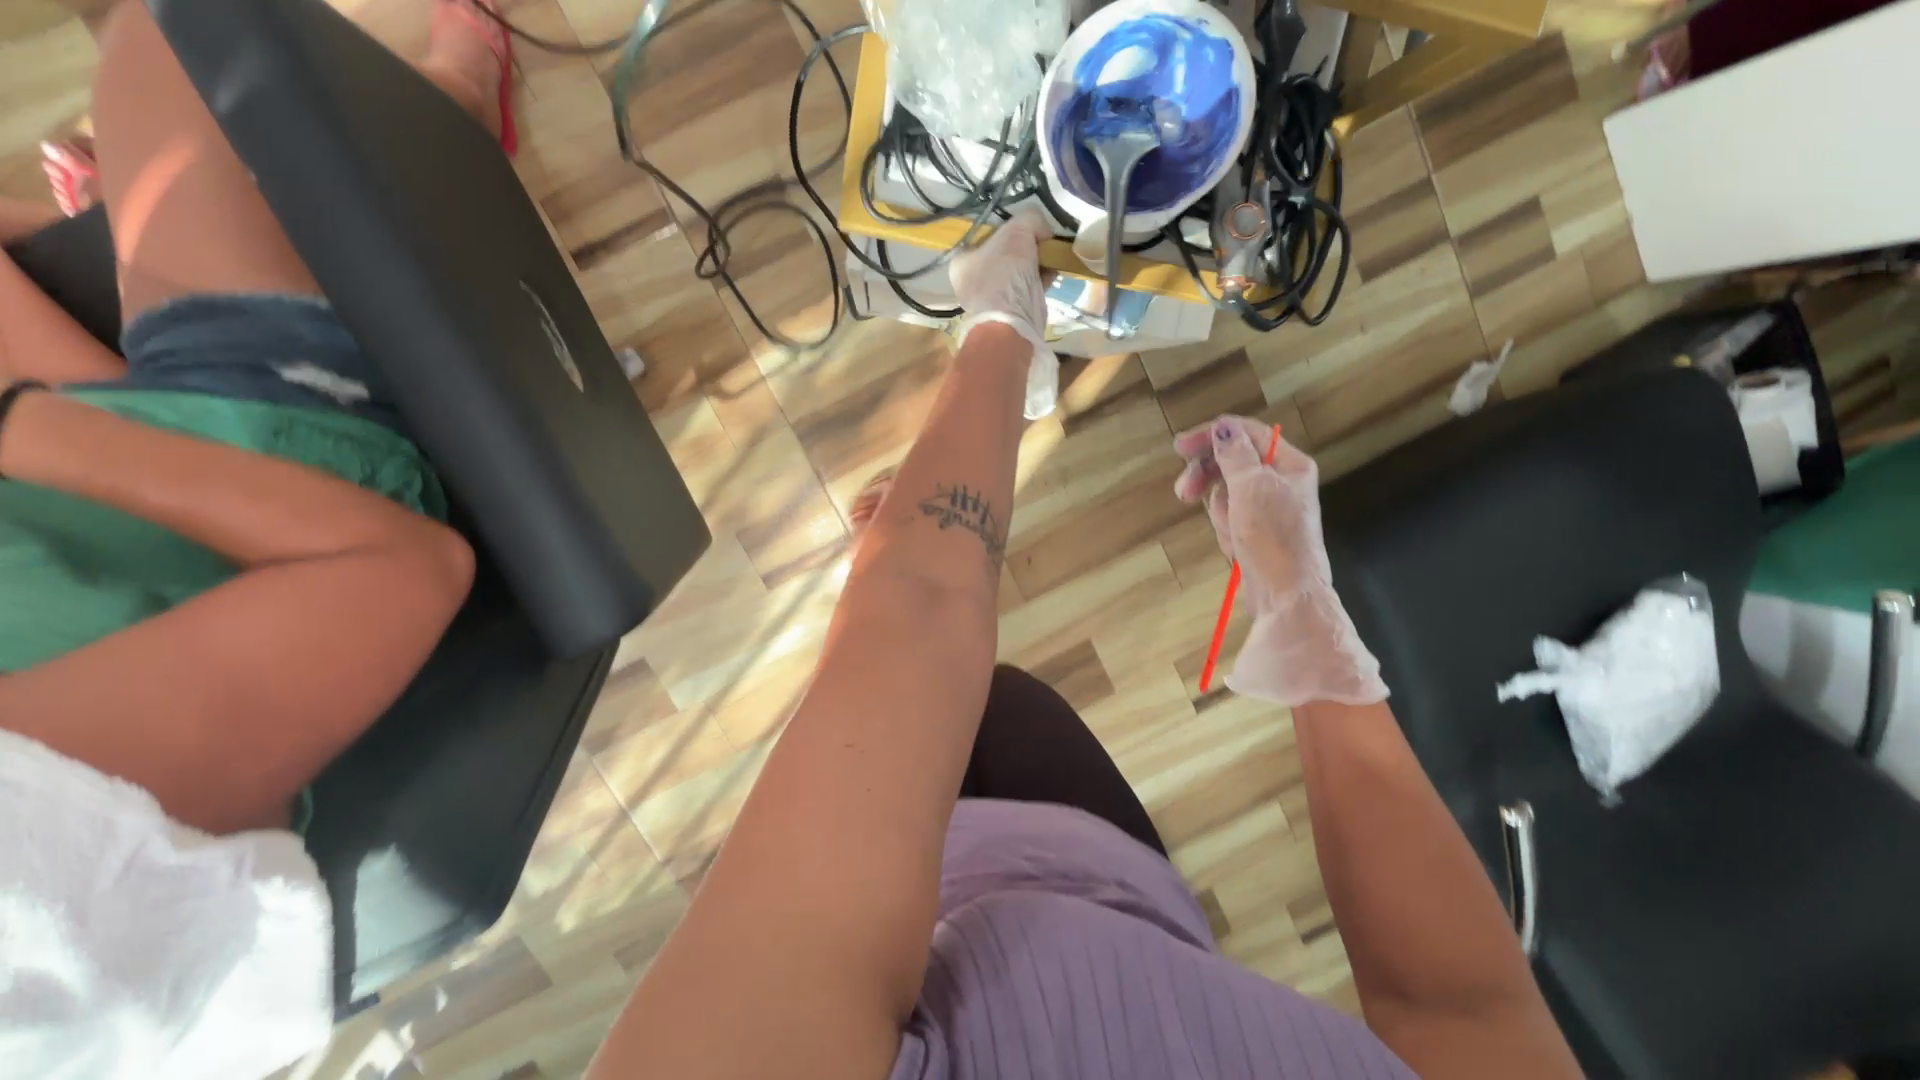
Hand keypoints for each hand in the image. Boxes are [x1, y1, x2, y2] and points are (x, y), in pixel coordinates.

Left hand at [948, 210, 1058, 418]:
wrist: (1013, 318)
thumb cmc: (1005, 271)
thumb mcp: (1017, 230)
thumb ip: (1031, 219)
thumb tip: (1044, 232)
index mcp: (963, 261)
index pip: (986, 236)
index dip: (1008, 229)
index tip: (1026, 229)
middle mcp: (973, 280)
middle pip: (1006, 252)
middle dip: (1026, 247)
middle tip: (1042, 242)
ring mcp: (992, 297)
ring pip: (1019, 269)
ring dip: (1037, 262)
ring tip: (1051, 256)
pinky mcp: (1011, 310)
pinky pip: (1029, 286)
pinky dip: (1042, 278)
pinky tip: (1054, 271)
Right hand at [1174, 416, 1387, 705]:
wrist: (1286, 595)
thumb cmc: (1272, 536)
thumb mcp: (1251, 486)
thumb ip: (1234, 453)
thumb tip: (1222, 428)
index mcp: (1290, 464)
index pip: (1246, 433)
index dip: (1211, 436)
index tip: (1179, 448)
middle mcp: (1282, 481)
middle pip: (1232, 462)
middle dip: (1208, 478)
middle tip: (1183, 493)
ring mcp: (1269, 508)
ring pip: (1226, 491)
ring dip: (1219, 510)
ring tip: (1230, 532)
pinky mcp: (1257, 531)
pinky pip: (1230, 516)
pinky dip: (1226, 528)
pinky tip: (1234, 546)